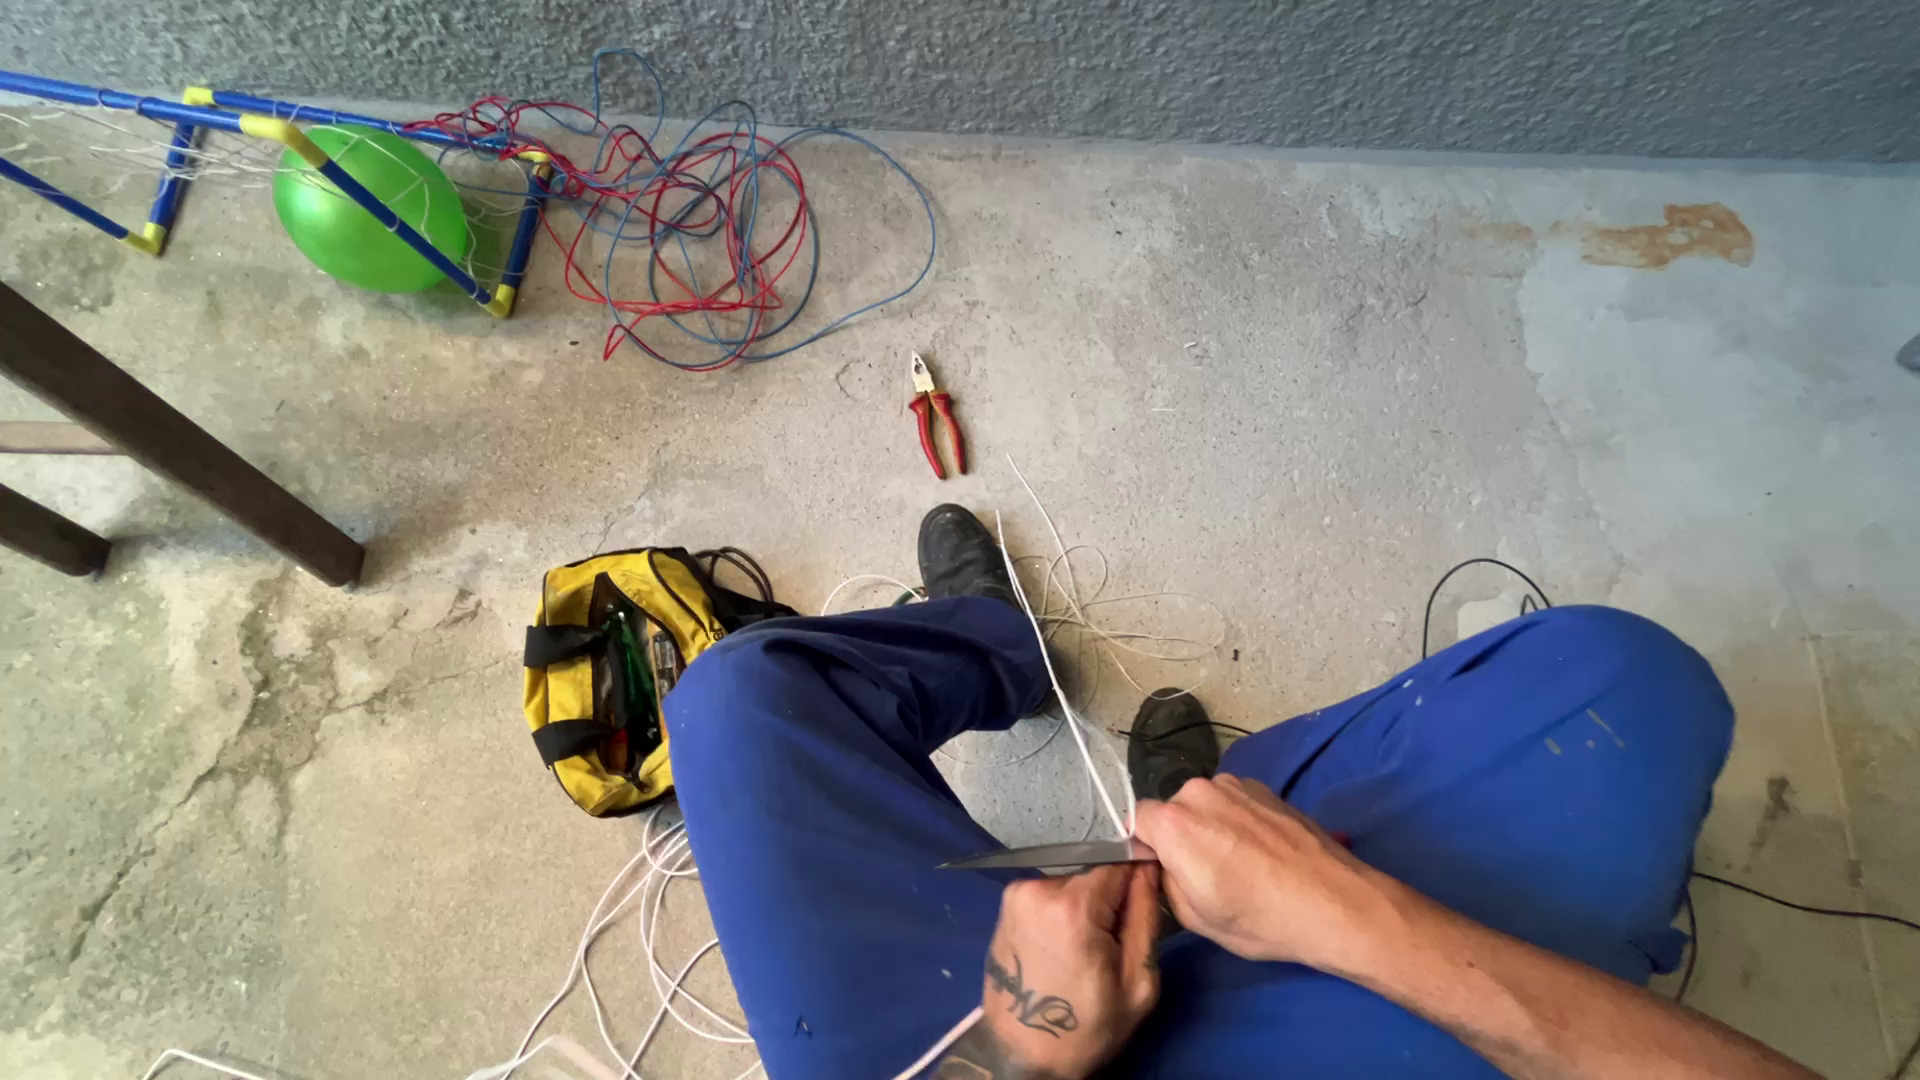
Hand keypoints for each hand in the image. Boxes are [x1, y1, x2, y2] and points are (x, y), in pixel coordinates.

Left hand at [970, 863, 1161, 1079]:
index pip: (1118, 864)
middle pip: (1092, 874)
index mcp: (1073, 907)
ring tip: (1082, 949)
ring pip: (1071, 881)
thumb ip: (1145, 917)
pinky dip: (1061, 910)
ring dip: (1083, 905)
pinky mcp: (1007, 900)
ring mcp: (1018, 892)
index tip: (1138, 909)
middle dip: (1107, 900)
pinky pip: (1049, 892)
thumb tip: (1149, 867)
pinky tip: (1060, 945)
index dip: (1134, 882)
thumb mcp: (1136, 983)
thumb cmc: (1086, 1027)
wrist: (1021, 1053)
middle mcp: (1040, 888)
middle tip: (1109, 944)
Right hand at [1131, 774, 1394, 974]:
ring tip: (1242, 860)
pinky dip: (1237, 819)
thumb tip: (1164, 864)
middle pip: (1172, 810)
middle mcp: (1197, 792)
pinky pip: (1232, 800)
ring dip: (1210, 825)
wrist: (1337, 903)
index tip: (1166, 869)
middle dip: (1180, 835)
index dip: (1147, 846)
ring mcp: (1232, 784)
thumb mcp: (1196, 918)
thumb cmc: (1262, 918)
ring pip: (1203, 804)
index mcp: (1173, 824)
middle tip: (1207, 871)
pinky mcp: (1262, 786)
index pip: (1136, 820)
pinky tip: (1263, 848)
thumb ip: (1165, 881)